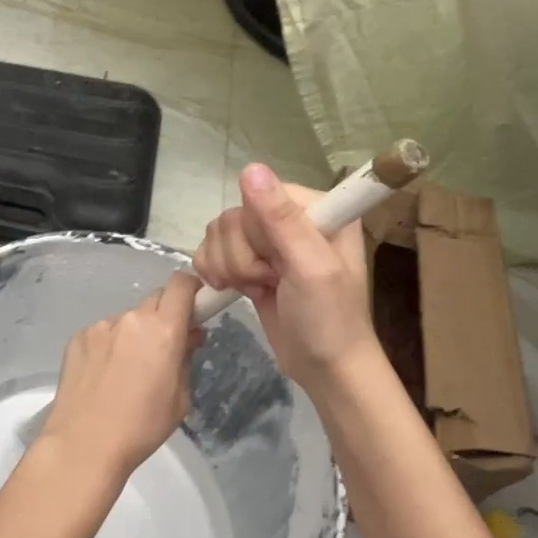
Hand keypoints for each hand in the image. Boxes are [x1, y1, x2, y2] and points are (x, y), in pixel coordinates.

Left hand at [36, 272, 203, 482]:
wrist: (85, 442)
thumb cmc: (142, 426)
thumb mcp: (180, 398)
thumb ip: (186, 358)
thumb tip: (189, 335)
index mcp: (163, 330)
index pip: (181, 285)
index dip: (191, 290)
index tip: (194, 307)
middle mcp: (131, 319)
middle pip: (155, 300)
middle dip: (164, 316)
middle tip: (164, 346)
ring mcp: (100, 326)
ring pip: (127, 319)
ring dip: (134, 334)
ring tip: (127, 371)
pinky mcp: (77, 337)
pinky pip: (102, 333)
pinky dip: (108, 346)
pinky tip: (103, 376)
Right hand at [193, 163, 376, 386]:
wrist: (324, 370)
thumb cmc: (328, 320)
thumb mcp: (310, 267)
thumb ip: (280, 219)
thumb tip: (250, 167)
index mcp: (316, 209)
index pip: (259, 196)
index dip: (256, 232)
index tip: (278, 262)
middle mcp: (290, 218)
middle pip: (234, 217)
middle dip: (241, 257)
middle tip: (270, 281)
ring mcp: (267, 242)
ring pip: (218, 234)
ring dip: (229, 268)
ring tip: (258, 289)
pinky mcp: (248, 262)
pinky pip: (209, 250)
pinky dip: (214, 272)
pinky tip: (236, 290)